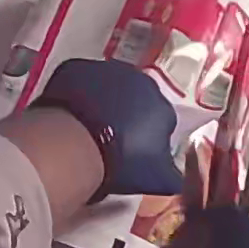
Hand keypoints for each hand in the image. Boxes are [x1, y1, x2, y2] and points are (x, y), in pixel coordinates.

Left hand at [34, 59, 182, 199]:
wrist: (78, 145)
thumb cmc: (123, 162)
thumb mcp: (158, 179)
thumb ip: (173, 176)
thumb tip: (178, 178)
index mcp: (164, 108)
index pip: (161, 121)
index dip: (149, 137)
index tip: (136, 152)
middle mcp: (141, 81)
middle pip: (137, 99)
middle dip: (128, 115)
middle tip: (112, 139)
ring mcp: (107, 70)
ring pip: (109, 87)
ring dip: (104, 102)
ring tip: (88, 128)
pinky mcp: (77, 68)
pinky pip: (80, 80)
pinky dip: (78, 93)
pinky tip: (70, 115)